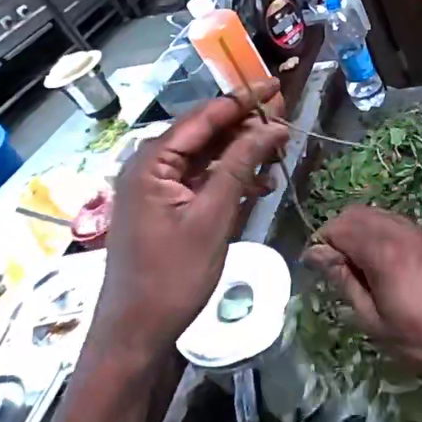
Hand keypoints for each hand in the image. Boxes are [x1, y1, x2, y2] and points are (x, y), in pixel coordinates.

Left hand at [95, 82, 288, 355]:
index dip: (243, 100)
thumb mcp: (213, 215)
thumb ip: (241, 165)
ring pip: (208, 155)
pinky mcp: (167, 207)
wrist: (136, 333)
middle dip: (246, 125)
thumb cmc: (172, 275)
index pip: (204, 116)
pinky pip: (203, 179)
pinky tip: (261, 183)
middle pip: (205, 132)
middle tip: (285, 119)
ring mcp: (157, 187)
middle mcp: (150, 166)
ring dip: (243, 152)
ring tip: (279, 149)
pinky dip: (232, 177)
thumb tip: (272, 126)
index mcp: (152, 161)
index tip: (277, 88)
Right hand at [302, 205, 421, 393]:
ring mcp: (419, 232)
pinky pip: (396, 224)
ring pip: (377, 216)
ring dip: (359, 233)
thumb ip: (345, 281)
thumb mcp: (374, 320)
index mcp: (383, 249)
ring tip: (359, 272)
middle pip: (356, 214)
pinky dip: (380, 235)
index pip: (338, 227)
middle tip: (336, 272)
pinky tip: (383, 267)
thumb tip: (317, 255)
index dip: (322, 246)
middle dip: (338, 235)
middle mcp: (400, 230)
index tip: (318, 272)